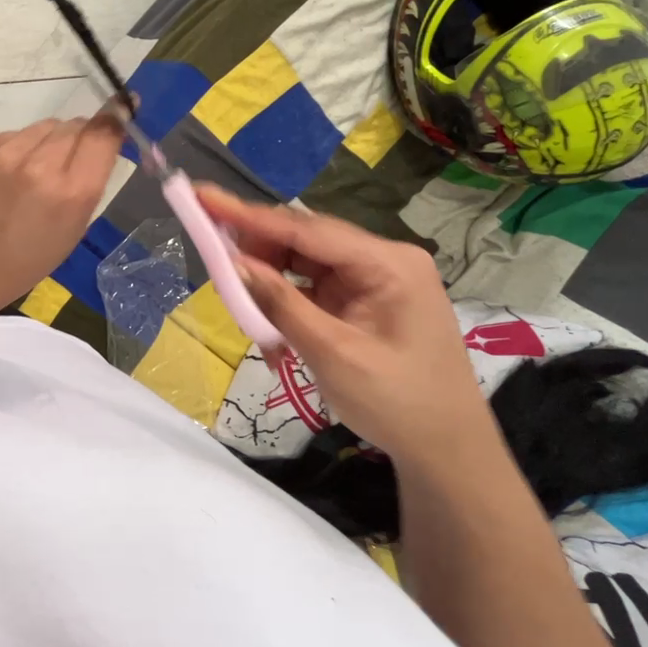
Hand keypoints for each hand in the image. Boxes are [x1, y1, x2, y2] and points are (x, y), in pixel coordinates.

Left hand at [0, 110, 123, 320]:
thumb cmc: (26, 260)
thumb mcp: (73, 228)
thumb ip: (89, 181)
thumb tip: (102, 141)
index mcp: (72, 191)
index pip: (104, 132)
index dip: (117, 119)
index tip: (123, 111)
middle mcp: (41, 164)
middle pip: (76, 126)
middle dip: (80, 138)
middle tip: (70, 162)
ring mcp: (7, 152)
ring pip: (46, 126)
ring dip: (50, 141)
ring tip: (36, 171)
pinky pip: (16, 134)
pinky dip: (21, 147)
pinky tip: (10, 174)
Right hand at [197, 186, 496, 470]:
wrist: (446, 450)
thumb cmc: (397, 402)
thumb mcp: (331, 353)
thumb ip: (279, 303)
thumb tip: (231, 263)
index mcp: (387, 264)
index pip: (304, 229)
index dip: (248, 213)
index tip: (201, 196)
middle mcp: (381, 260)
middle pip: (301, 239)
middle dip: (254, 248)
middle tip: (210, 257)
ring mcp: (373, 278)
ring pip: (300, 260)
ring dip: (266, 277)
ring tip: (239, 301)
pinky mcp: (362, 298)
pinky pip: (309, 283)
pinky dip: (282, 297)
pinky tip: (265, 316)